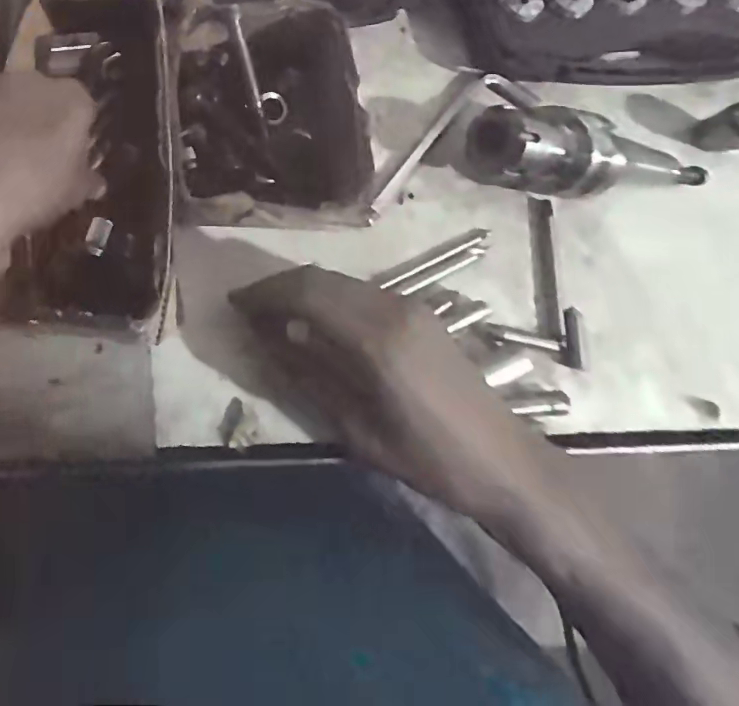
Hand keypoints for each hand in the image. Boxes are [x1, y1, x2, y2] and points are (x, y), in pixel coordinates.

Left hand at [0, 72, 103, 256]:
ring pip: (9, 105)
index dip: (82, 132)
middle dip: (46, 121)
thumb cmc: (36, 188)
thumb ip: (87, 180)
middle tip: (46, 158)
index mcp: (71, 95)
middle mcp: (31, 80)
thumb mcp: (74, 193)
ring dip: (12, 124)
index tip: (77, 156)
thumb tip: (95, 182)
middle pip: (45, 98)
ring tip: (9, 163)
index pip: (86, 106)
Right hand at [230, 266, 539, 520]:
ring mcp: (410, 305)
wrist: (505, 460)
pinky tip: (315, 321)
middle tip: (246, 308)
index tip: (233, 305)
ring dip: (302, 290)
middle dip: (277, 287)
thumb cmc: (429, 459)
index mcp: (376, 337)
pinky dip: (329, 298)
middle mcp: (392, 306)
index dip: (264, 294)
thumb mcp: (358, 430)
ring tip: (272, 314)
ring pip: (340, 281)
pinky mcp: (421, 312)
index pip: (305, 293)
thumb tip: (266, 339)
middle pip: (320, 278)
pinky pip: (361, 292)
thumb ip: (310, 377)